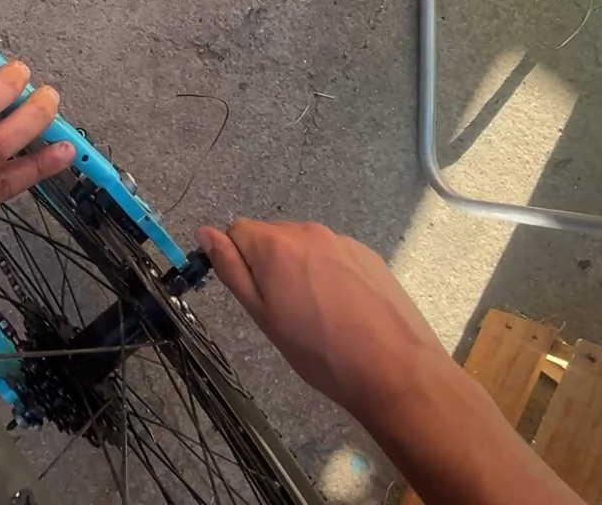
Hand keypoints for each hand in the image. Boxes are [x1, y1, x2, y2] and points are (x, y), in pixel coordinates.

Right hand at [197, 220, 448, 411]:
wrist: (397, 370)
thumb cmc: (320, 351)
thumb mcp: (263, 316)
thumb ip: (231, 269)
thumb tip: (205, 232)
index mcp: (275, 244)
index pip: (236, 231)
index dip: (239, 260)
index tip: (256, 294)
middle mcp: (306, 231)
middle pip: (271, 237)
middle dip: (270, 264)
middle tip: (286, 309)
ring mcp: (341, 240)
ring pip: (303, 246)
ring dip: (301, 268)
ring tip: (320, 313)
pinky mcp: (368, 254)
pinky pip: (333, 254)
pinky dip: (330, 273)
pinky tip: (346, 308)